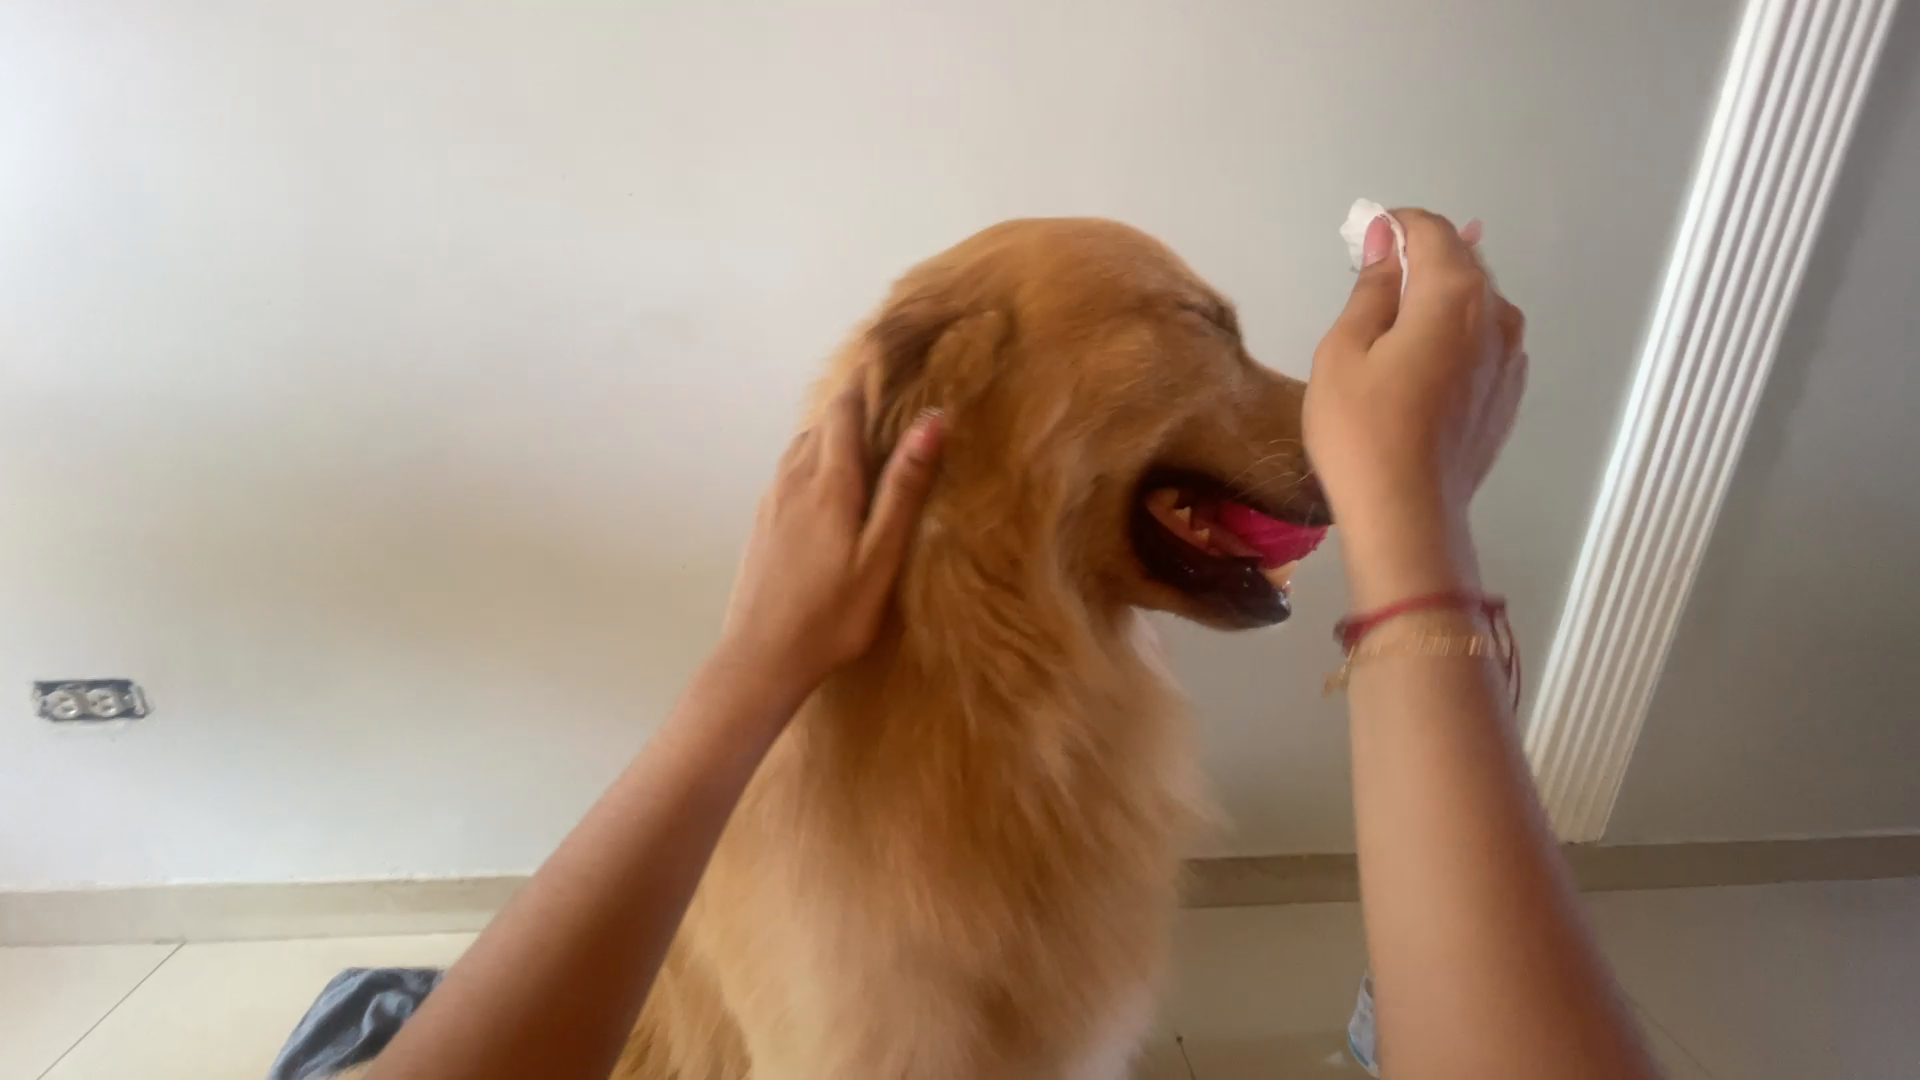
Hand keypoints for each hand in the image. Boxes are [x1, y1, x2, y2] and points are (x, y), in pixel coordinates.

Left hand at [711, 384, 944, 700]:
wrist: (761, 657)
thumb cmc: (833, 613)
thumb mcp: (881, 554)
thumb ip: (903, 488)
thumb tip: (931, 422)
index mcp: (828, 481)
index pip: (843, 410)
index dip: (866, 383)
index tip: (893, 368)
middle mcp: (793, 479)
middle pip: (822, 424)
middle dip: (854, 408)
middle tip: (892, 408)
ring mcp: (771, 500)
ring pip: (803, 447)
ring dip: (833, 435)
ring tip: (868, 443)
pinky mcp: (762, 521)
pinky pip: (790, 471)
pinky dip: (815, 461)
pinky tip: (831, 487)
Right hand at [1304, 209, 1526, 606]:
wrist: (1407, 513)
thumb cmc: (1360, 430)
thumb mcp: (1343, 353)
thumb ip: (1370, 290)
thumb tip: (1385, 240)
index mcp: (1454, 295)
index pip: (1430, 233)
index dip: (1395, 226)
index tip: (1363, 236)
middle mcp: (1497, 315)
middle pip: (1461, 264)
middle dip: (1416, 261)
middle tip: (1370, 283)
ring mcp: (1511, 358)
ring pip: (1476, 305)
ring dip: (1437, 301)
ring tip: (1393, 331)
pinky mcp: (1508, 396)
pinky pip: (1483, 344)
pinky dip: (1453, 337)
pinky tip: (1420, 369)